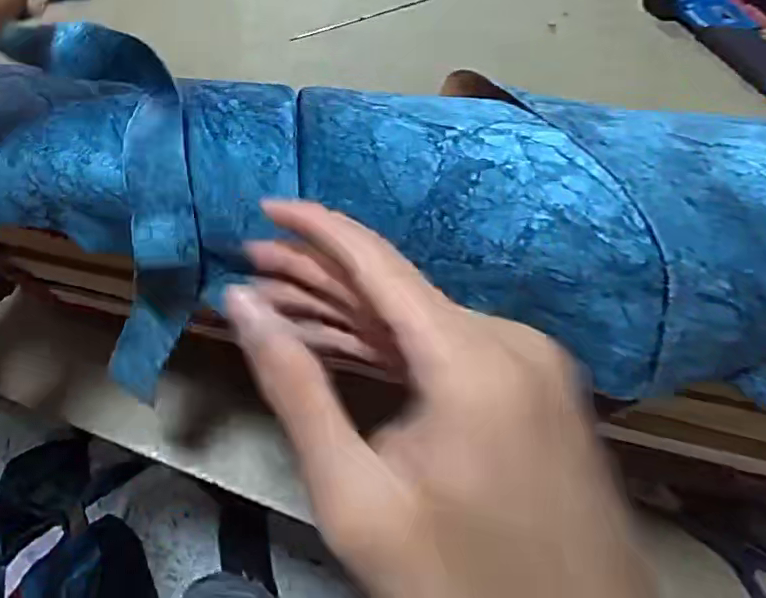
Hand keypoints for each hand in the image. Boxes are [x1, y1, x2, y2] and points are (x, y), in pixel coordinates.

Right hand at [225, 200, 652, 597]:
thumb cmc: (456, 581)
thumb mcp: (354, 494)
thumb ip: (293, 387)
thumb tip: (239, 302)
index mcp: (473, 359)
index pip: (377, 261)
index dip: (314, 226)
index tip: (265, 205)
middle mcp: (507, 342)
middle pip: (390, 287)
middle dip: (313, 275)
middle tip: (249, 265)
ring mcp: (524, 364)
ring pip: (410, 315)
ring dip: (341, 308)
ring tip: (273, 298)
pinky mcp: (526, 386)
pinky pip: (437, 345)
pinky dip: (380, 341)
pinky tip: (327, 336)